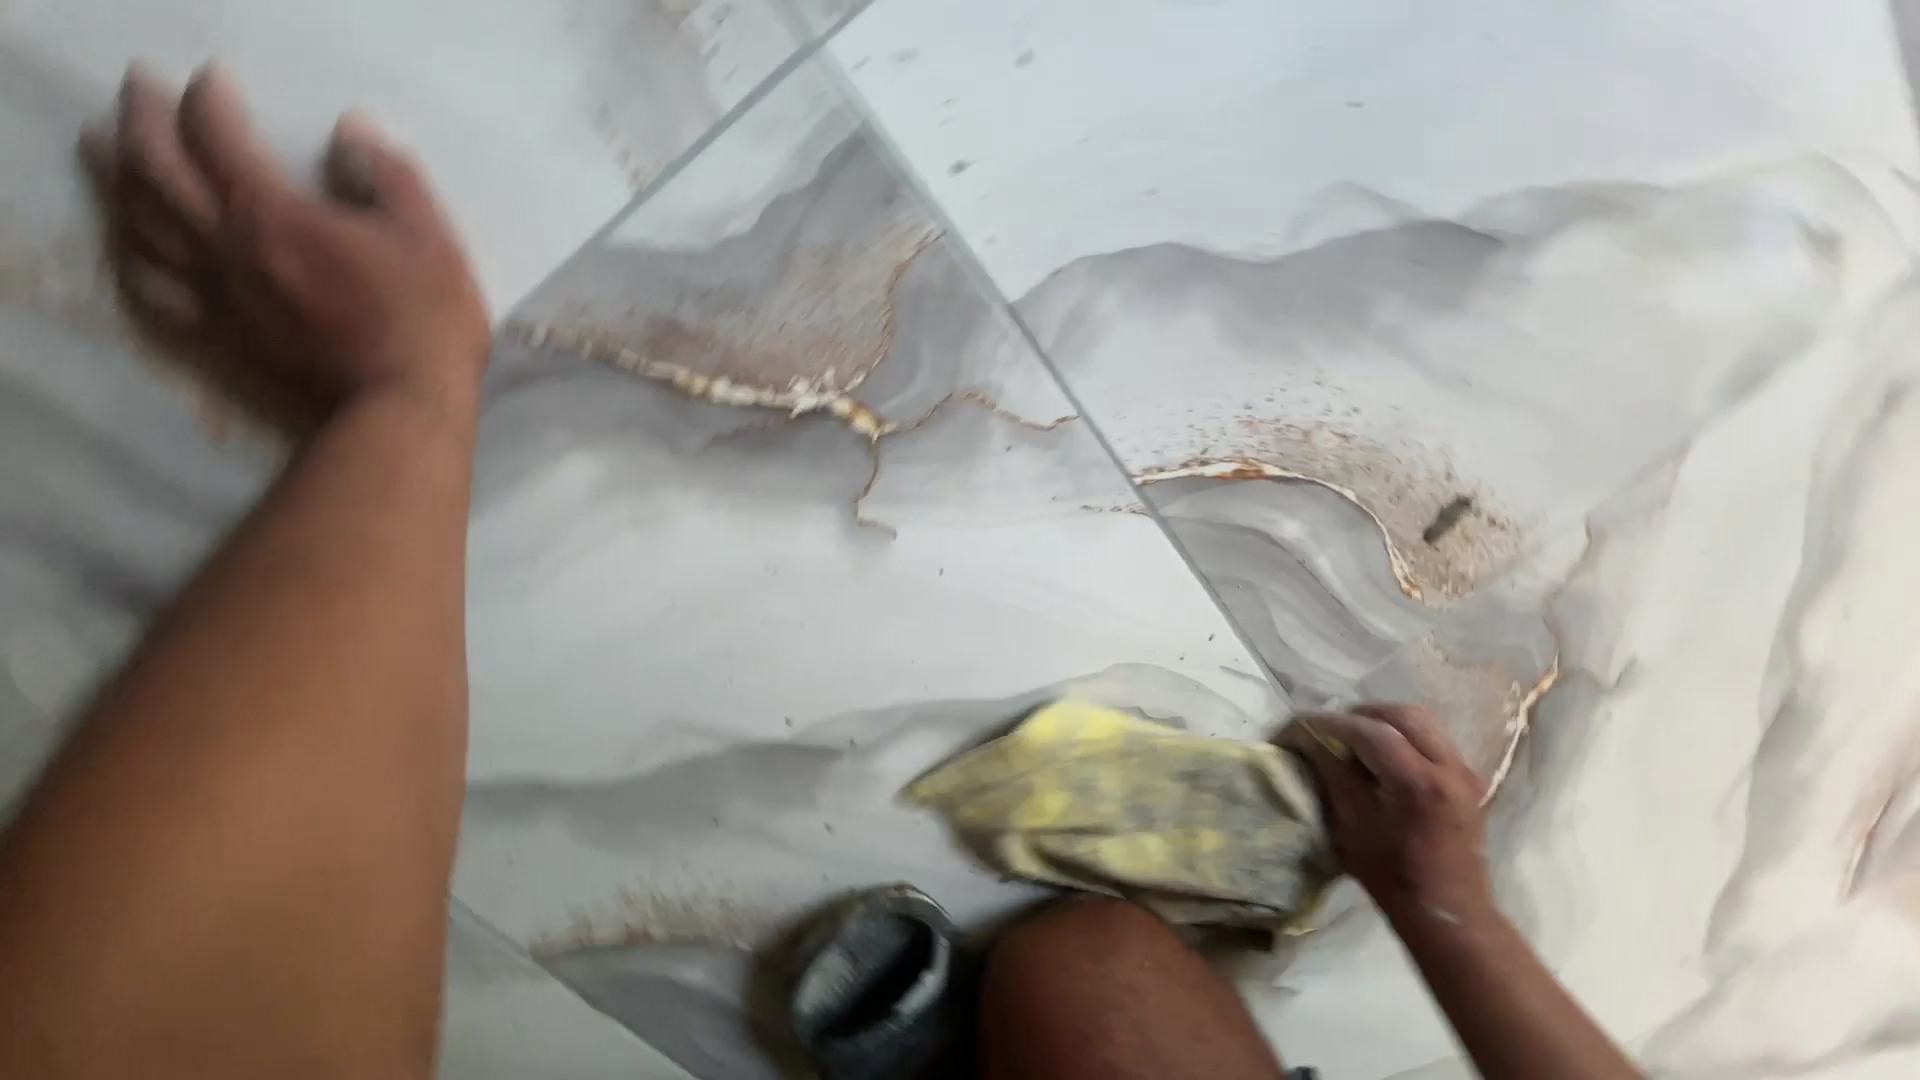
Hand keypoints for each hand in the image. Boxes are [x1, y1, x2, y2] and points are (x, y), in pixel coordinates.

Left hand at [79, 63, 489, 415]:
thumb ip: (389, 178)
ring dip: (116, 175)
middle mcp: (228, 244)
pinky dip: (138, 259)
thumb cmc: (427, 319)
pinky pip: (159, 290)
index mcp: (276, 213)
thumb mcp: (431, 240)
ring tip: (106, 147)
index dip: (209, 99)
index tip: (215, 80)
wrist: (405, 403)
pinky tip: (138, 247)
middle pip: (156, 166)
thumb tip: (353, 130)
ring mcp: (219, 292)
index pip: (217, 135)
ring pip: (141, 222)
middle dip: (142, 116)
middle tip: (140, 88)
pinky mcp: (226, 333)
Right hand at [1282, 703, 1492, 927]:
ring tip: (1351, 739)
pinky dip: (1401, 734)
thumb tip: (1305, 738)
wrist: (1448, 913)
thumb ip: (1331, 773)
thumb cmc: (1393, 875)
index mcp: (1417, 782)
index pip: (1366, 731)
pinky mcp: (1467, 778)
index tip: (1295, 728)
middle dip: (1356, 715)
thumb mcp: (1351, 824)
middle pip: (1399, 714)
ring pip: (1419, 720)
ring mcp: (1464, 771)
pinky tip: (1379, 754)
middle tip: (1326, 730)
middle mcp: (1448, 767)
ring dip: (1380, 721)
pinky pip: (1431, 737)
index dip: (1326, 723)